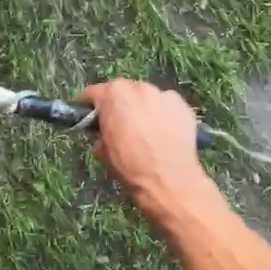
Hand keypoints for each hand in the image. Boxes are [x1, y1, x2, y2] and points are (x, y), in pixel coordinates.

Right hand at [79, 80, 217, 211]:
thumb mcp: (103, 151)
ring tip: (147, 128)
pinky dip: (163, 113)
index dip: (89, 106)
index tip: (89, 116)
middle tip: (121, 124)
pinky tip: (165, 131)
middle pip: (122, 91)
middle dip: (119, 104)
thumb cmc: (131, 166)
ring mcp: (161, 94)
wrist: (170, 182)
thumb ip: (100, 133)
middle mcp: (136, 87)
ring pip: (146, 96)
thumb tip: (103, 133)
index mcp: (112, 94)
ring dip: (142, 107)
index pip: (93, 93)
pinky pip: (166, 105)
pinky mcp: (181, 105)